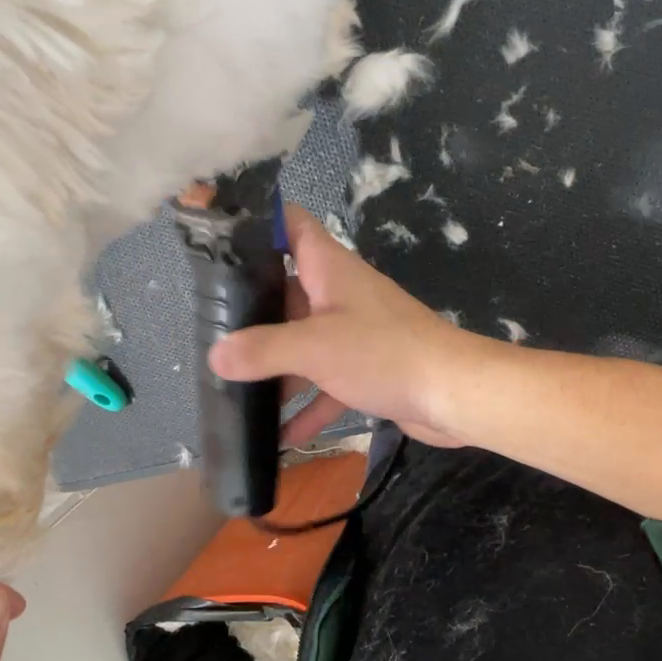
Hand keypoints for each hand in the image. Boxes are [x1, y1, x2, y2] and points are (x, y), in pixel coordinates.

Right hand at [208, 204, 501, 446]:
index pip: (290, 225)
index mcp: (329, 269)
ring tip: (233, 388)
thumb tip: (214, 357)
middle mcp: (340, 295)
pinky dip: (308, 407)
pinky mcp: (368, 371)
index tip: (217, 237)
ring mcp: (355, 334)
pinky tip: (281, 437)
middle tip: (208, 330)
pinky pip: (327, 385)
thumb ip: (262, 350)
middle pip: (287, 292)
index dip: (256, 223)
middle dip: (252, 312)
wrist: (453, 393)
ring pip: (305, 345)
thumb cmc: (384, 354)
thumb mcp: (314, 348)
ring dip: (276, 368)